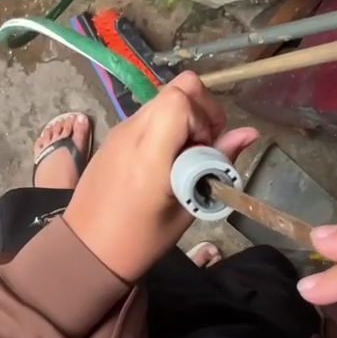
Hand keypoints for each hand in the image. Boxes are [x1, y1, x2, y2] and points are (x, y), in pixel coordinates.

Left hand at [63, 73, 257, 281]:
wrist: (86, 249)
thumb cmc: (140, 239)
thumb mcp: (186, 208)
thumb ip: (217, 165)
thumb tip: (250, 132)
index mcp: (149, 152)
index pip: (180, 98)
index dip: (203, 117)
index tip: (205, 150)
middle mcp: (132, 131)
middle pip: (176, 88)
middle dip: (201, 110)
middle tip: (204, 148)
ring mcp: (120, 130)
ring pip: (163, 99)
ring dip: (184, 119)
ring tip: (185, 157)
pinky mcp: (114, 135)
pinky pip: (149, 114)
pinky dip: (166, 126)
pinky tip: (166, 160)